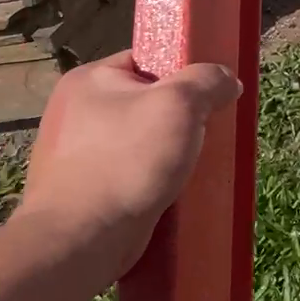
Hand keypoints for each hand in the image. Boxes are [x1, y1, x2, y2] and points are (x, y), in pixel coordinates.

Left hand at [11, 51, 240, 283]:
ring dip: (171, 144)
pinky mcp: (81, 187)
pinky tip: (171, 182)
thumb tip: (226, 82)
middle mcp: (74, 111)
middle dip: (181, 112)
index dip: (186, 71)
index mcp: (88, 80)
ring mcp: (73, 152)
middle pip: (150, 97)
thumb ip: (210, 79)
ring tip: (190, 158)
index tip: (209, 92)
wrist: (79, 242)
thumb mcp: (182, 102)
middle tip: (205, 125)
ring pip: (143, 134)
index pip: (150, 58)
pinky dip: (154, 171)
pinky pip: (132, 165)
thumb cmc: (127, 160)